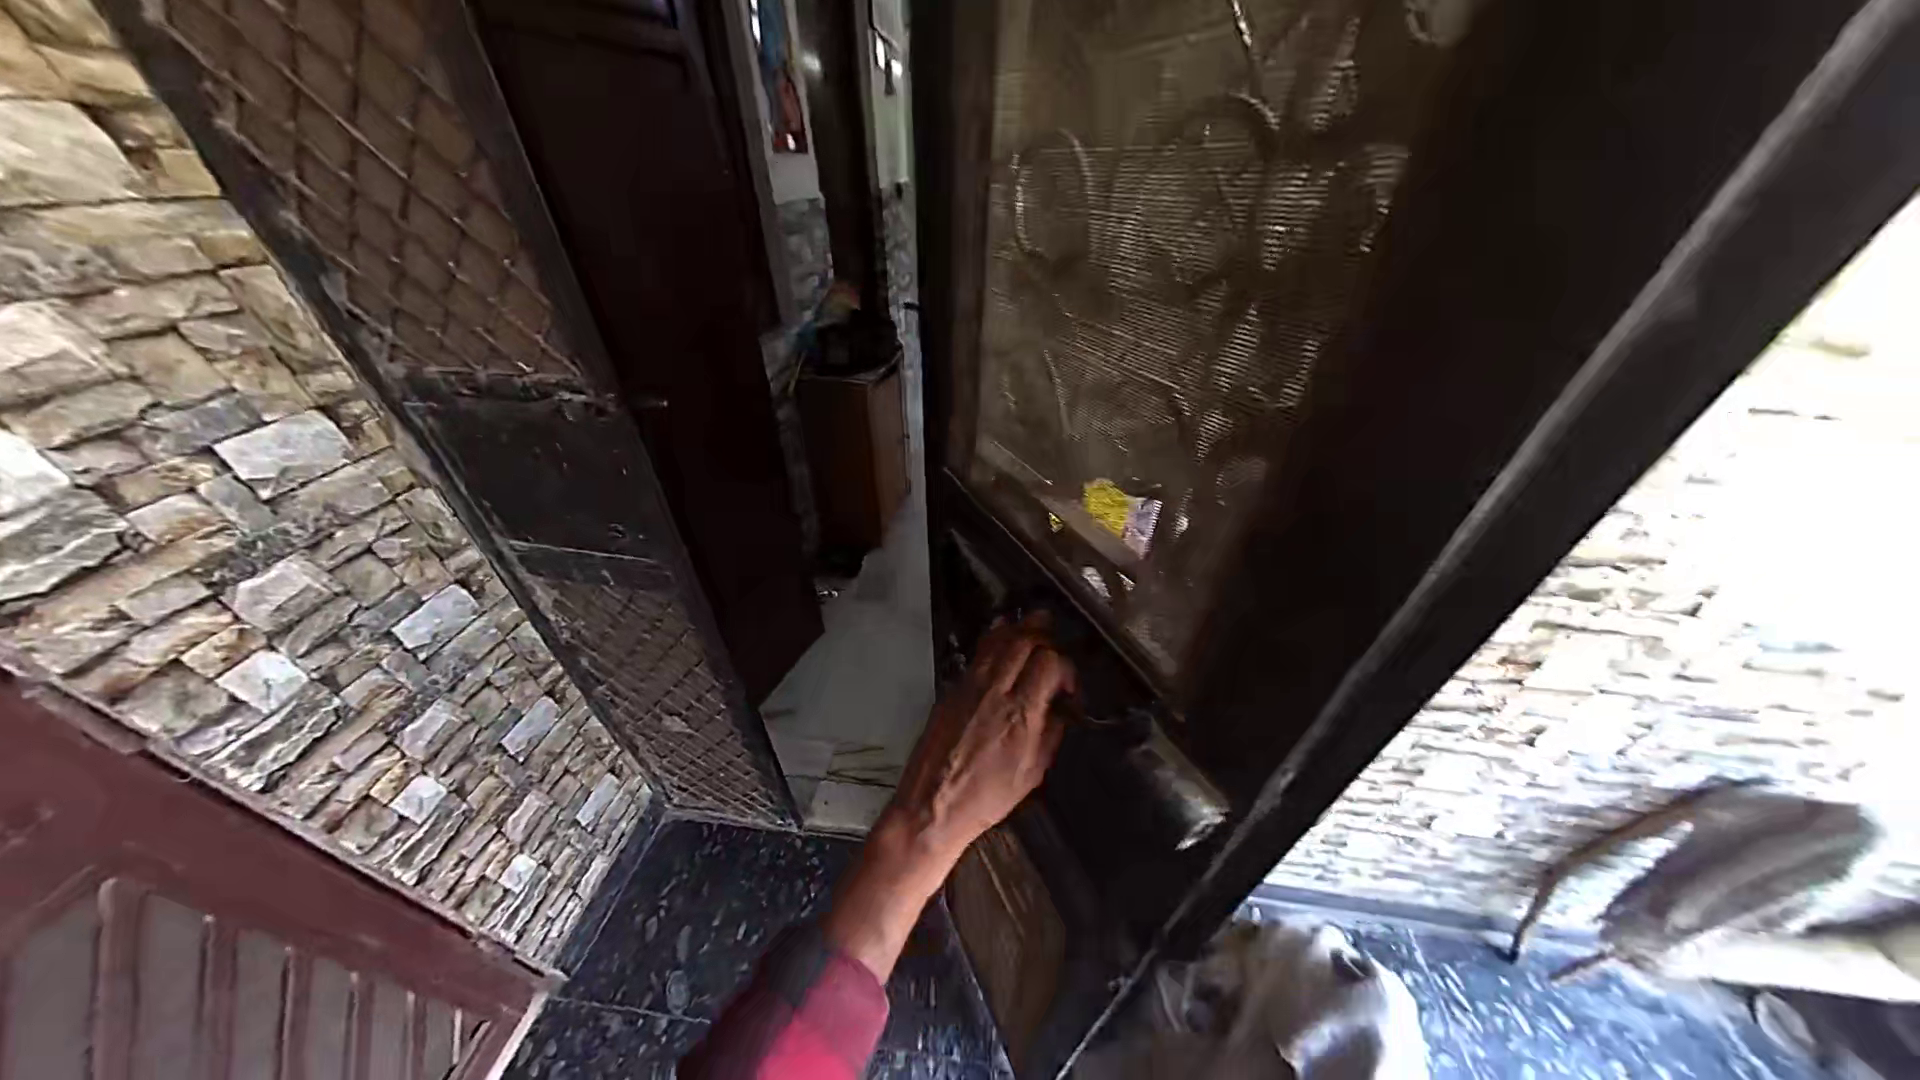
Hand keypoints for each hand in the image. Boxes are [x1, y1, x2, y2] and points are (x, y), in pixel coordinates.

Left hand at [887, 611, 1076, 858]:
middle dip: (1045, 635)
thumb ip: (1051, 734)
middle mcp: (996, 692)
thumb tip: (1060, 709)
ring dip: (1020, 629)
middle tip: (1056, 642)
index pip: (1050, 663)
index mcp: (1021, 715)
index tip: (1068, 686)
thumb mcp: (1032, 773)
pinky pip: (978, 653)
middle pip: (1024, 641)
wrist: (932, 805)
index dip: (1066, 667)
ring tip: (1036, 623)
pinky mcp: (952, 688)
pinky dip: (995, 638)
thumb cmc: (987, 798)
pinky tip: (1003, 632)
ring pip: (998, 640)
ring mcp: (970, 686)